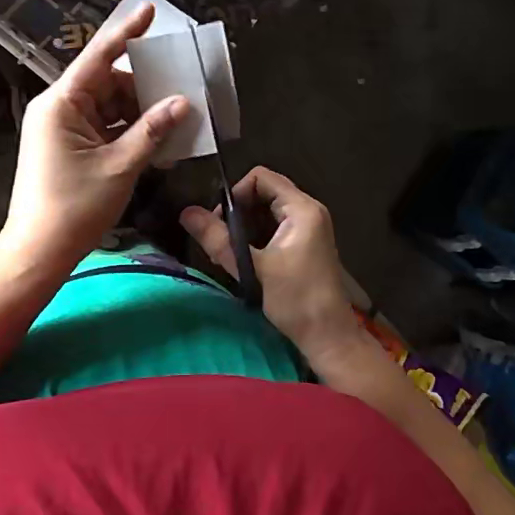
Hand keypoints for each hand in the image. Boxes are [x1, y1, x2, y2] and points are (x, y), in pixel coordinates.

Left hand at [0, 4, 188, 268]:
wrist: (38, 252)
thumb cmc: (74, 208)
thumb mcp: (120, 167)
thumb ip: (152, 131)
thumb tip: (182, 103)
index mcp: (61, 103)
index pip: (98, 57)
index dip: (126, 32)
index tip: (150, 10)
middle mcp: (58, 108)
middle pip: (107, 84)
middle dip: (143, 89)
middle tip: (181, 94)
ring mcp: (60, 128)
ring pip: (107, 107)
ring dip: (138, 115)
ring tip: (174, 123)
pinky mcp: (66, 147)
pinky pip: (102, 127)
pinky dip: (126, 132)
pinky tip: (155, 141)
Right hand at [181, 166, 362, 354]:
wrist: (328, 337)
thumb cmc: (295, 299)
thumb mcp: (252, 268)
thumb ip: (218, 238)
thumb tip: (185, 212)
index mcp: (302, 209)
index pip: (260, 177)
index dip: (235, 193)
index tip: (221, 220)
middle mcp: (308, 211)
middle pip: (263, 191)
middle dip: (237, 210)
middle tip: (220, 238)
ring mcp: (309, 227)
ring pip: (266, 210)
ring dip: (244, 225)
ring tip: (228, 251)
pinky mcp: (305, 243)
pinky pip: (274, 225)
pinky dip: (256, 235)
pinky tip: (243, 258)